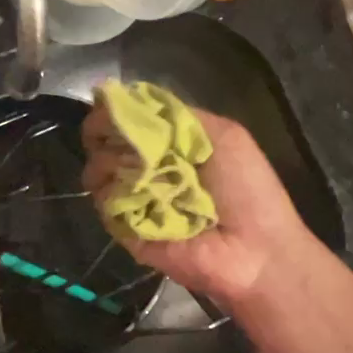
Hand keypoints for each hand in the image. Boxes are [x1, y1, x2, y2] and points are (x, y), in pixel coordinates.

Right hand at [82, 103, 320, 304]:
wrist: (254, 250)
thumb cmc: (247, 189)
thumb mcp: (223, 136)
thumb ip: (179, 116)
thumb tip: (126, 101)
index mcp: (169, 143)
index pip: (127, 119)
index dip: (113, 112)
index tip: (106, 110)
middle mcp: (145, 167)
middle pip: (105, 141)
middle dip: (104, 135)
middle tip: (112, 140)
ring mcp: (132, 198)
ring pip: (98, 169)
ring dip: (111, 164)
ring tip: (138, 175)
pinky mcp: (124, 227)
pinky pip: (106, 203)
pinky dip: (115, 194)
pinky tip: (136, 197)